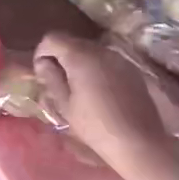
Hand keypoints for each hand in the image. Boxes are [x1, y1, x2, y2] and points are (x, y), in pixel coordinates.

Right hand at [34, 33, 171, 168]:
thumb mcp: (65, 105)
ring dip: (79, 63)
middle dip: (60, 57)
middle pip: (72, 42)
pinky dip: (96, 69)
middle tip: (56, 82)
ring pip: (91, 51)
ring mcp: (119, 58)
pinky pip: (107, 61)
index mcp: (80, 57)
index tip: (41, 74)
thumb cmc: (94, 126)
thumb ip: (51, 78)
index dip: (41, 53)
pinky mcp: (132, 69)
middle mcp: (101, 50)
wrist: (137, 141)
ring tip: (77, 88)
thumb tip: (43, 63)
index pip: (52, 38)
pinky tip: (98, 92)